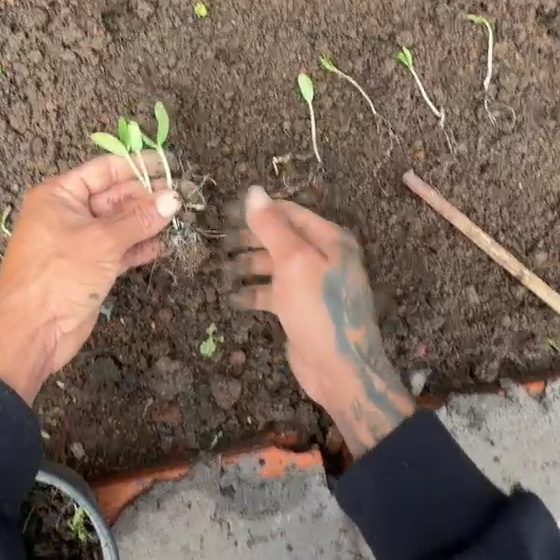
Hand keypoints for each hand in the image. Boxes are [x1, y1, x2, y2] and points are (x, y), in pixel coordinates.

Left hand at [0, 154, 179, 403]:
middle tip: (181, 197)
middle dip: (146, 197)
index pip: (104, 171)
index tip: (169, 166)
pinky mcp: (89, 268)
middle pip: (114, 197)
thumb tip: (173, 199)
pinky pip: (118, 250)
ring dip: (146, 223)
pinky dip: (138, 247)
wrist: (31, 332)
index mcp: (59, 195)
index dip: (136, 166)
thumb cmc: (58, 275)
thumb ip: (139, 219)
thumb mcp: (102, 241)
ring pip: (118, 225)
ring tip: (178, 218)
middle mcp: (67, 214)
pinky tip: (162, 245)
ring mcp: (78, 242)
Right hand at [235, 186, 414, 454]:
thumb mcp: (293, 261)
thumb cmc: (318, 308)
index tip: (226, 214)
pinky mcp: (301, 308)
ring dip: (248, 265)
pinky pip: (274, 292)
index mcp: (329, 239)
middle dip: (250, 238)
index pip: (289, 213)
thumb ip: (272, 226)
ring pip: (274, 265)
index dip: (259, 211)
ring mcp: (312, 284)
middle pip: (281, 238)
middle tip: (220, 242)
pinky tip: (233, 296)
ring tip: (222, 268)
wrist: (339, 369)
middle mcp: (323, 257)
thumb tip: (253, 191)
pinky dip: (254, 291)